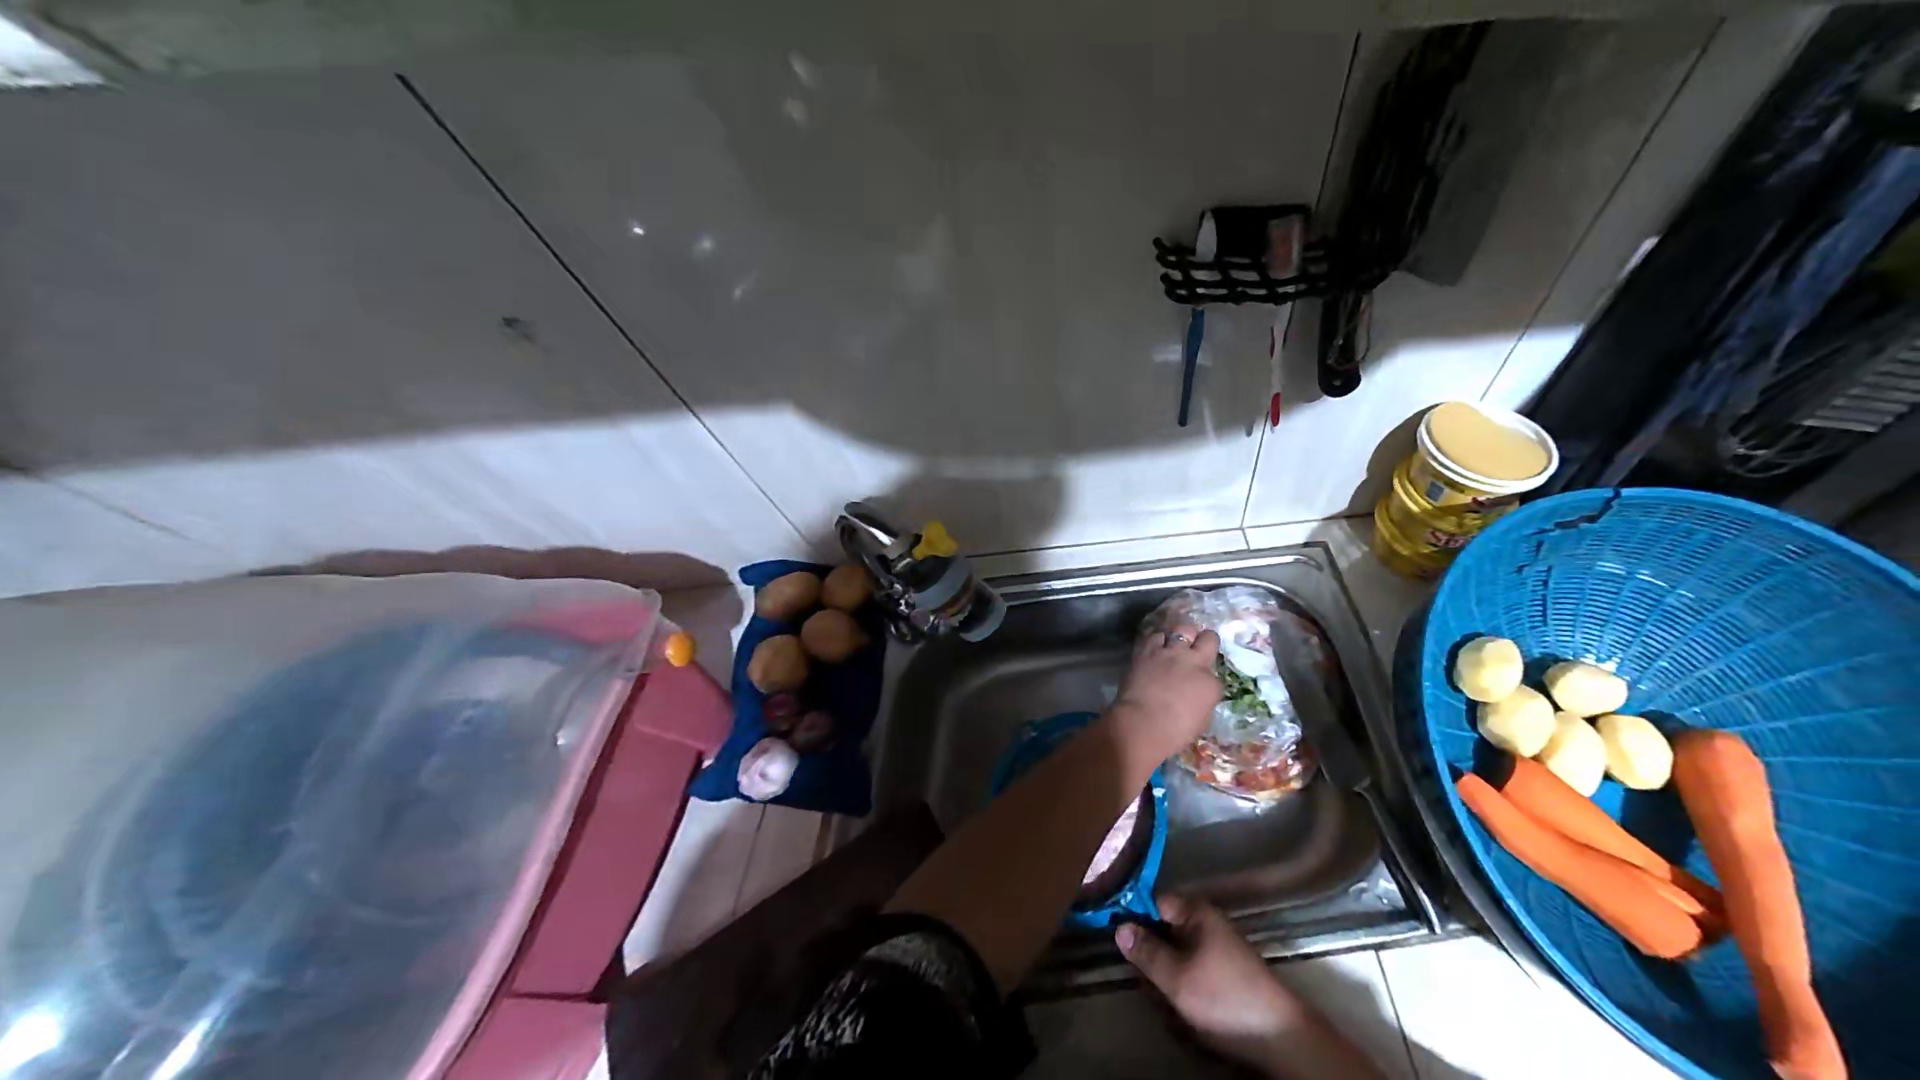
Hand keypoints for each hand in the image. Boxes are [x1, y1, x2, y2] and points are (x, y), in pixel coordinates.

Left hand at [1106, 626, 1220, 766]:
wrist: (1142, 723)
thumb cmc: (1174, 733)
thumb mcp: (1201, 721)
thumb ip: (1202, 702)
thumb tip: (1196, 696)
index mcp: (1211, 684)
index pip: (1215, 676)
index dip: (1208, 679)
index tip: (1201, 684)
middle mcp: (1194, 662)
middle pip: (1208, 638)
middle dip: (1205, 640)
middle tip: (1198, 646)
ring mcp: (1170, 653)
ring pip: (1181, 630)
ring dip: (1180, 637)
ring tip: (1174, 644)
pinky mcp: (1147, 650)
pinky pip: (1155, 635)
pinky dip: (1157, 641)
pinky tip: (1155, 648)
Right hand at [1117, 897, 1384, 1079]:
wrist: (1282, 1038)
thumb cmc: (1224, 998)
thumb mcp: (1175, 977)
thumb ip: (1145, 951)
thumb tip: (1119, 926)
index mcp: (1195, 912)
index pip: (1152, 899)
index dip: (1131, 913)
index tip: (1111, 930)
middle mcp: (1206, 922)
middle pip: (1162, 927)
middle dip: (1149, 953)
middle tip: (1142, 978)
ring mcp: (1216, 946)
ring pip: (1174, 952)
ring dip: (1164, 974)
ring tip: (1163, 998)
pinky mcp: (1223, 970)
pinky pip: (1190, 968)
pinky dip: (1181, 984)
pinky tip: (1180, 1005)